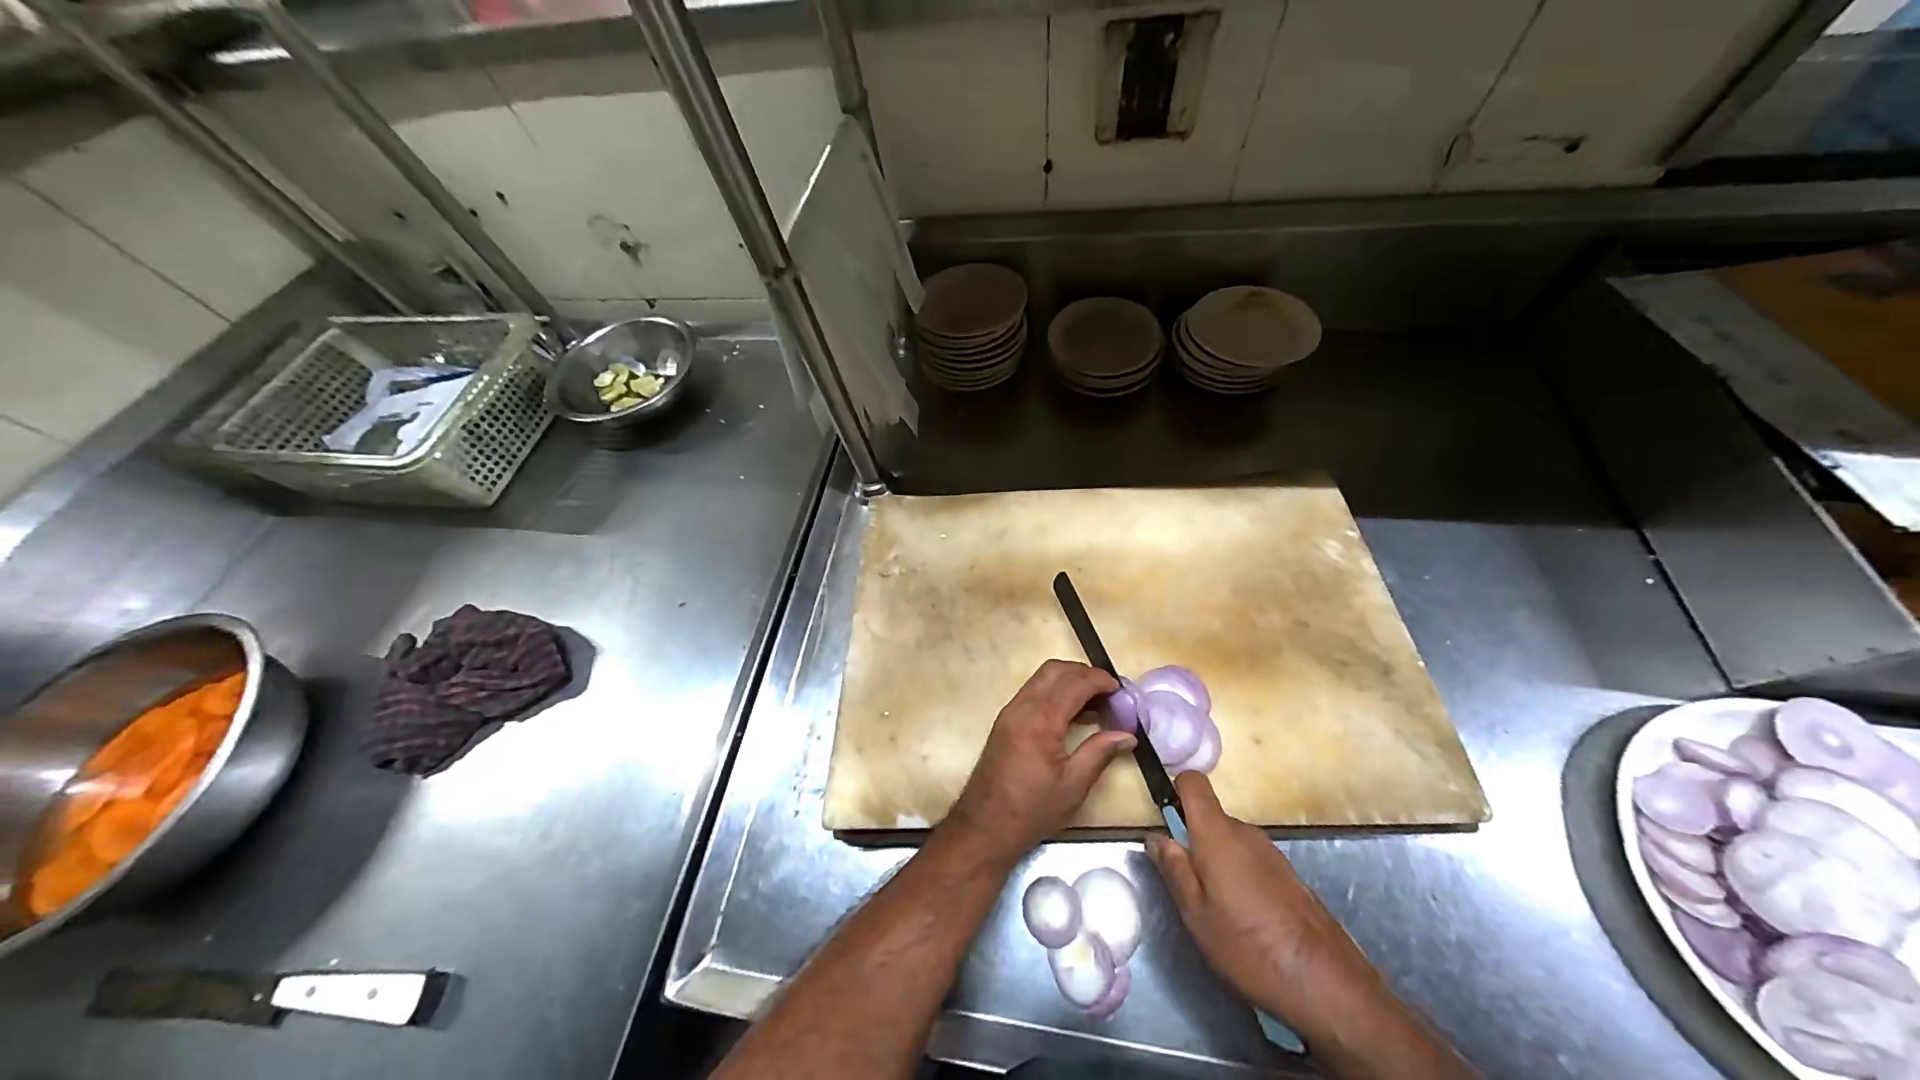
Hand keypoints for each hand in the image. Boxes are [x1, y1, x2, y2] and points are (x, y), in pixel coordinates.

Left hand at [943, 660, 1135, 859]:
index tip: (1121, 690)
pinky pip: (1033, 692)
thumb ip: (1100, 752)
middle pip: (1055, 670)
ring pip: (1042, 678)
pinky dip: (1054, 692)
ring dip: (1069, 681)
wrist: (985, 825)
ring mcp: (1010, 712)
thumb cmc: (1032, 810)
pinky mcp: (1005, 721)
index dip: (1100, 680)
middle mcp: (1022, 707)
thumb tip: (1127, 735)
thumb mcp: (1073, 785)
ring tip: (1095, 703)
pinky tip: (1072, 714)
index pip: (1074, 683)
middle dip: (1084, 673)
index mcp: (1040, 720)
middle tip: (1109, 693)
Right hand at [1146, 772, 1373, 1026]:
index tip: (1165, 820)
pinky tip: (1245, 918)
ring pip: (1231, 842)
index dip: (1175, 791)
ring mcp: (1272, 853)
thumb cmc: (1248, 946)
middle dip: (1194, 842)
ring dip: (1218, 863)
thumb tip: (1156, 836)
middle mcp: (1247, 833)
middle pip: (1211, 818)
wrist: (1327, 984)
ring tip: (1216, 908)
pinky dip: (1240, 877)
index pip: (1193, 783)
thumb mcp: (1195, 913)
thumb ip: (1173, 868)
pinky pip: (1252, 861)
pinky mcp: (1290, 875)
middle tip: (1186, 884)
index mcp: (1218, 834)